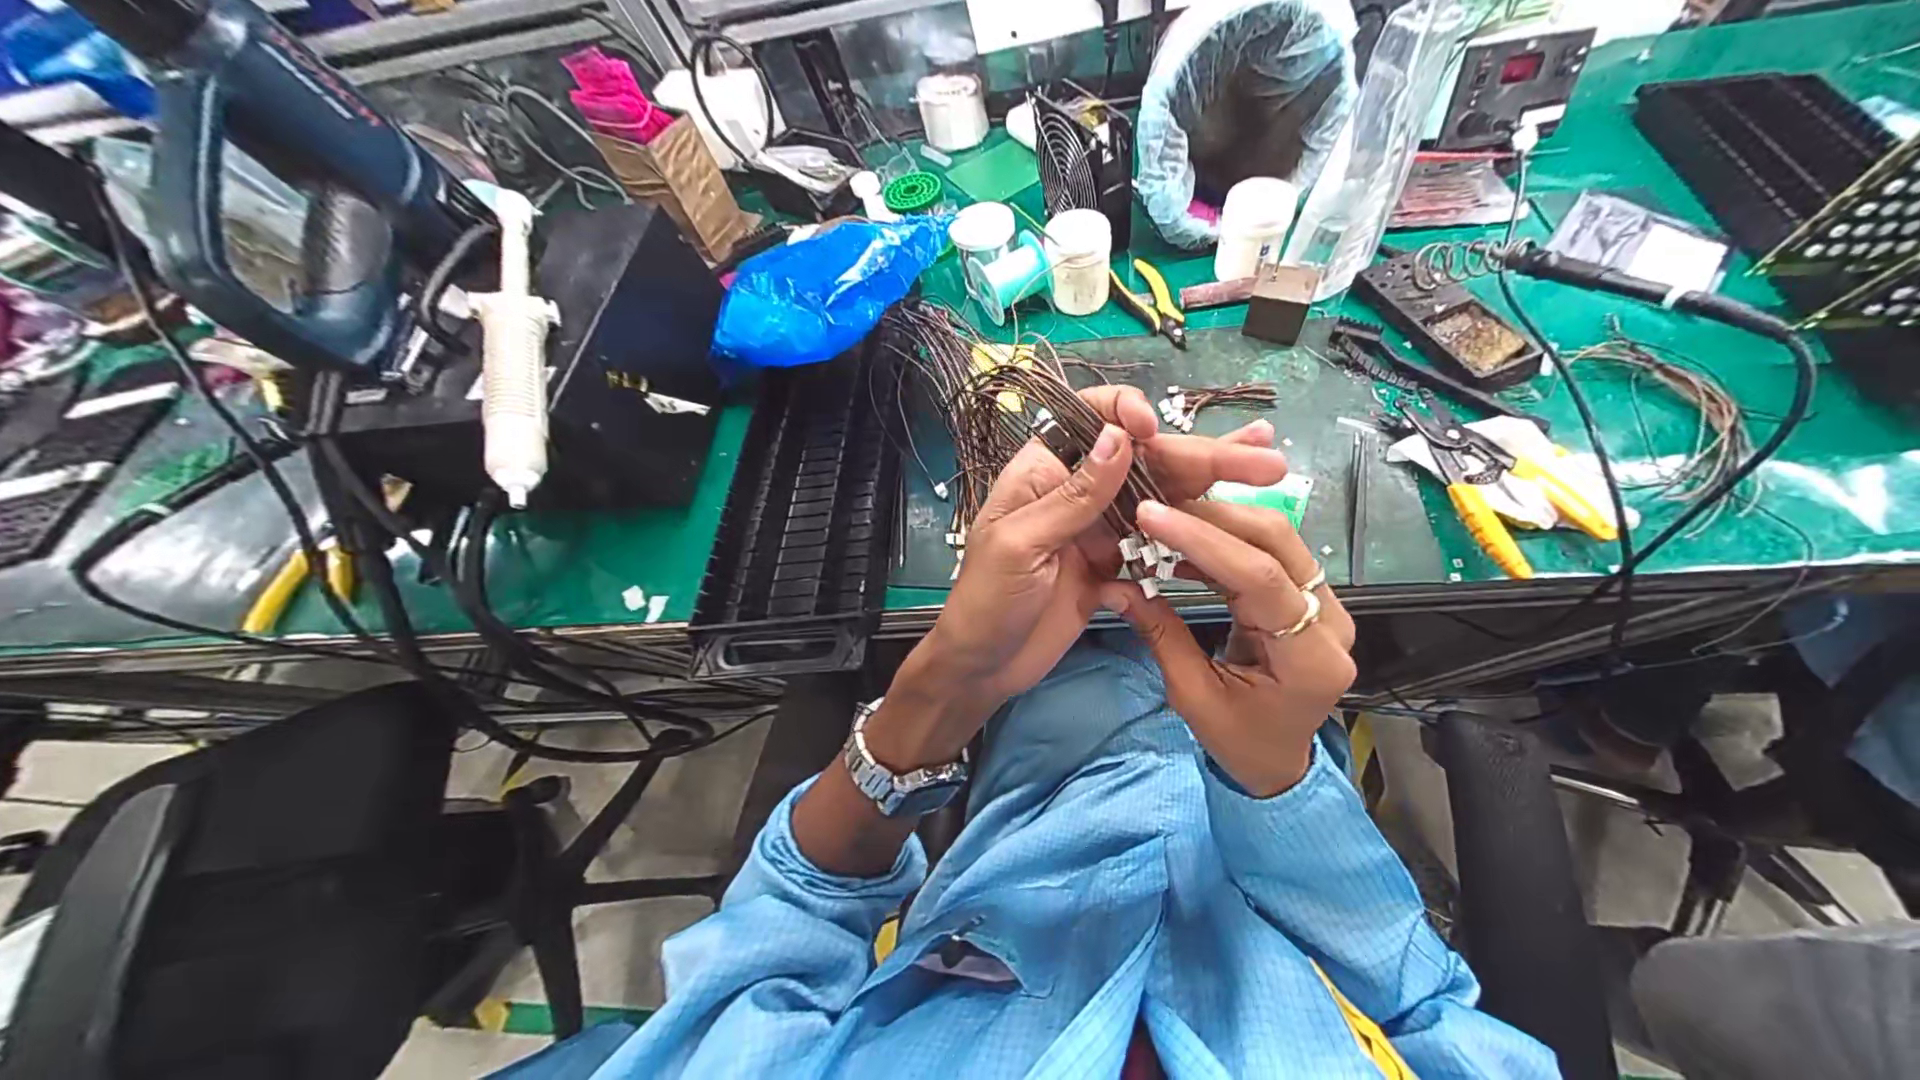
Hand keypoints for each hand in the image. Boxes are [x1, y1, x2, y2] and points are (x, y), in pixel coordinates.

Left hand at [865, 386, 1288, 771]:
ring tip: (1267, 471)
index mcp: (1043, 472)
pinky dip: (1192, 528)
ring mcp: (1098, 527)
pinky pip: (1157, 539)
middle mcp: (1076, 490)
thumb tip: (1119, 436)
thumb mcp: (1022, 544)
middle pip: (1142, 460)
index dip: (1124, 413)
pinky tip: (1232, 517)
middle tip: (1264, 459)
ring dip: (1210, 484)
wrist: (984, 666)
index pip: (1088, 420)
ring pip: (1159, 496)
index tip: (1155, 430)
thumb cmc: (987, 600)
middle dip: (1199, 455)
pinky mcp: (1113, 562)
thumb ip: (1073, 495)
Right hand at [1101, 498, 1356, 796]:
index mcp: (1309, 657)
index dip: (1203, 540)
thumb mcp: (1193, 696)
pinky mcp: (1308, 598)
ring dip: (1216, 521)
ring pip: (1275, 537)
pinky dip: (1223, 541)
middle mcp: (1330, 621)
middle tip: (1153, 507)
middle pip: (1276, 541)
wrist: (1281, 762)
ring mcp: (1325, 605)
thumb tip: (1115, 586)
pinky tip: (1182, 542)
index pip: (1259, 576)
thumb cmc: (1241, 741)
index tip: (1151, 515)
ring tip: (1163, 518)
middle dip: (1210, 516)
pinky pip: (1267, 552)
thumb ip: (1161, 634)